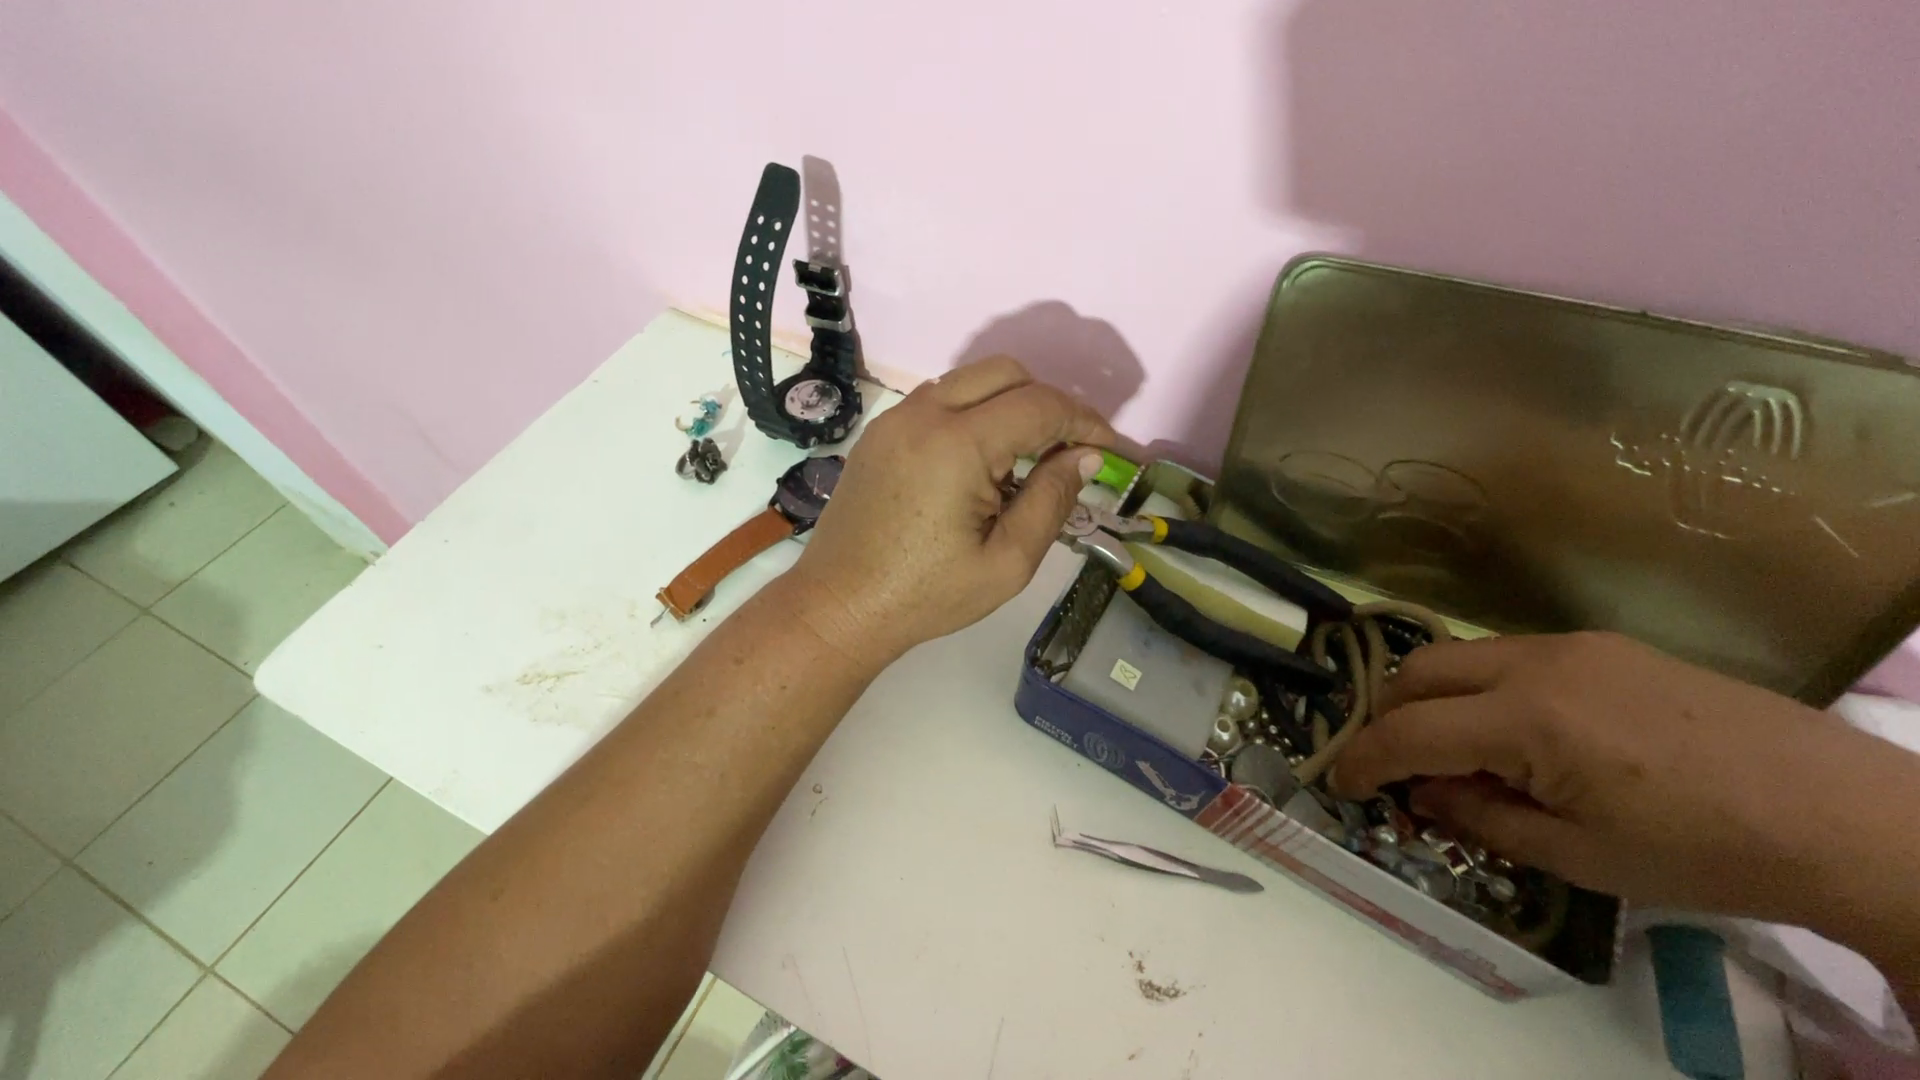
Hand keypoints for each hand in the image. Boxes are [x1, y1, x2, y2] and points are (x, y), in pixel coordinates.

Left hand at [781, 356, 1113, 669]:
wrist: (840, 605)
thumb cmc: (927, 595)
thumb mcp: (1007, 562)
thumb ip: (1051, 500)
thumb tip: (1084, 457)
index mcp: (957, 444)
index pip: (1040, 406)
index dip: (1084, 422)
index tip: (1108, 451)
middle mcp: (924, 414)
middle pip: (1006, 372)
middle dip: (1049, 403)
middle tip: (1070, 450)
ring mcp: (896, 418)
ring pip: (970, 380)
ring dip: (1010, 404)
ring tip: (1028, 459)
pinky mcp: (880, 432)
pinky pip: (940, 400)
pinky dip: (974, 413)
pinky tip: (981, 464)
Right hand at [1329, 632, 1919, 971]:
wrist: (1844, 815)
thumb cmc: (1704, 850)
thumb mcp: (1577, 856)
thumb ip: (1480, 817)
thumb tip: (1423, 792)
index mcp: (1527, 720)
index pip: (1408, 731)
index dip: (1363, 759)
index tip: (1341, 783)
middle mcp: (1536, 663)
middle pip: (1418, 671)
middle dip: (1389, 717)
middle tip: (1397, 767)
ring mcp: (1573, 645)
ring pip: (1461, 655)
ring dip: (1435, 698)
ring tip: (1456, 751)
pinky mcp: (1605, 645)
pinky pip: (1510, 656)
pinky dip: (1483, 688)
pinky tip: (1517, 733)